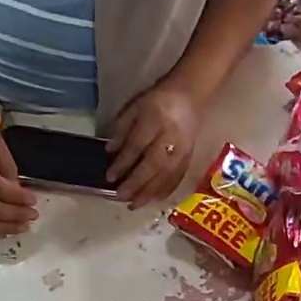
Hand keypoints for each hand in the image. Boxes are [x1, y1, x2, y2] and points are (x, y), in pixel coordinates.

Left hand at [106, 80, 197, 208]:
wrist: (190, 94)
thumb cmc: (157, 101)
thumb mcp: (135, 107)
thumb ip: (122, 129)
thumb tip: (110, 151)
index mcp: (155, 119)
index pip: (137, 145)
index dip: (123, 163)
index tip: (110, 177)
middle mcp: (171, 136)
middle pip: (153, 164)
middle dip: (136, 183)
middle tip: (120, 197)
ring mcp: (183, 148)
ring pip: (167, 174)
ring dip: (150, 192)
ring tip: (134, 205)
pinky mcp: (190, 155)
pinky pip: (179, 176)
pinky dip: (166, 190)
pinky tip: (155, 200)